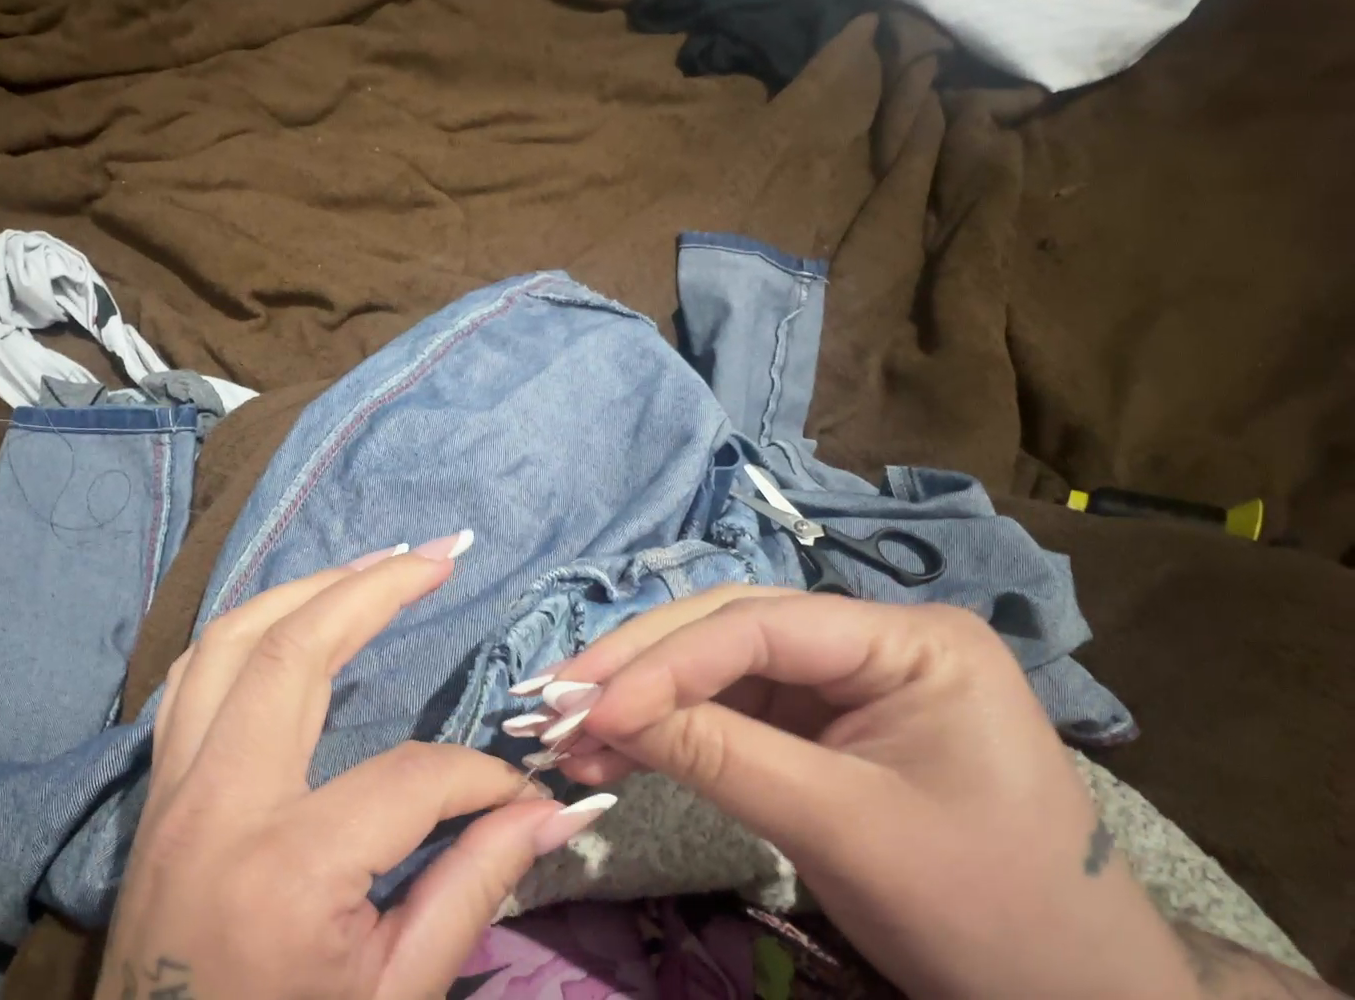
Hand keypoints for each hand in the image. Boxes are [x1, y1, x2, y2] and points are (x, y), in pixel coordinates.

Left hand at [98, 533, 610, 999]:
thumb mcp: (398, 995)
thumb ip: (474, 888)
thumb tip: (555, 810)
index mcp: (288, 867)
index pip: (412, 777)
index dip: (483, 777)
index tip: (522, 793)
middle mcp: (218, 803)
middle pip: (295, 652)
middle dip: (376, 589)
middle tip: (440, 553)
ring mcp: (171, 788)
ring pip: (227, 643)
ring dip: (303, 589)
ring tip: (373, 563)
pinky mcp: (155, 791)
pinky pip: (191, 678)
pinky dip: (246, 630)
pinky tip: (292, 617)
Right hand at [521, 588, 1202, 999]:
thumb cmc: (987, 914)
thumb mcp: (843, 830)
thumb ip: (720, 755)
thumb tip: (605, 714)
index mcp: (910, 640)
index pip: (760, 628)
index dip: (665, 664)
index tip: (589, 709)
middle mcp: (871, 640)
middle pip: (727, 632)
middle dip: (639, 670)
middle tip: (554, 703)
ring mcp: (841, 682)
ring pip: (715, 671)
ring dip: (642, 705)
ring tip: (568, 739)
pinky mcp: (817, 726)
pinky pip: (727, 713)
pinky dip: (669, 736)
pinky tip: (613, 755)